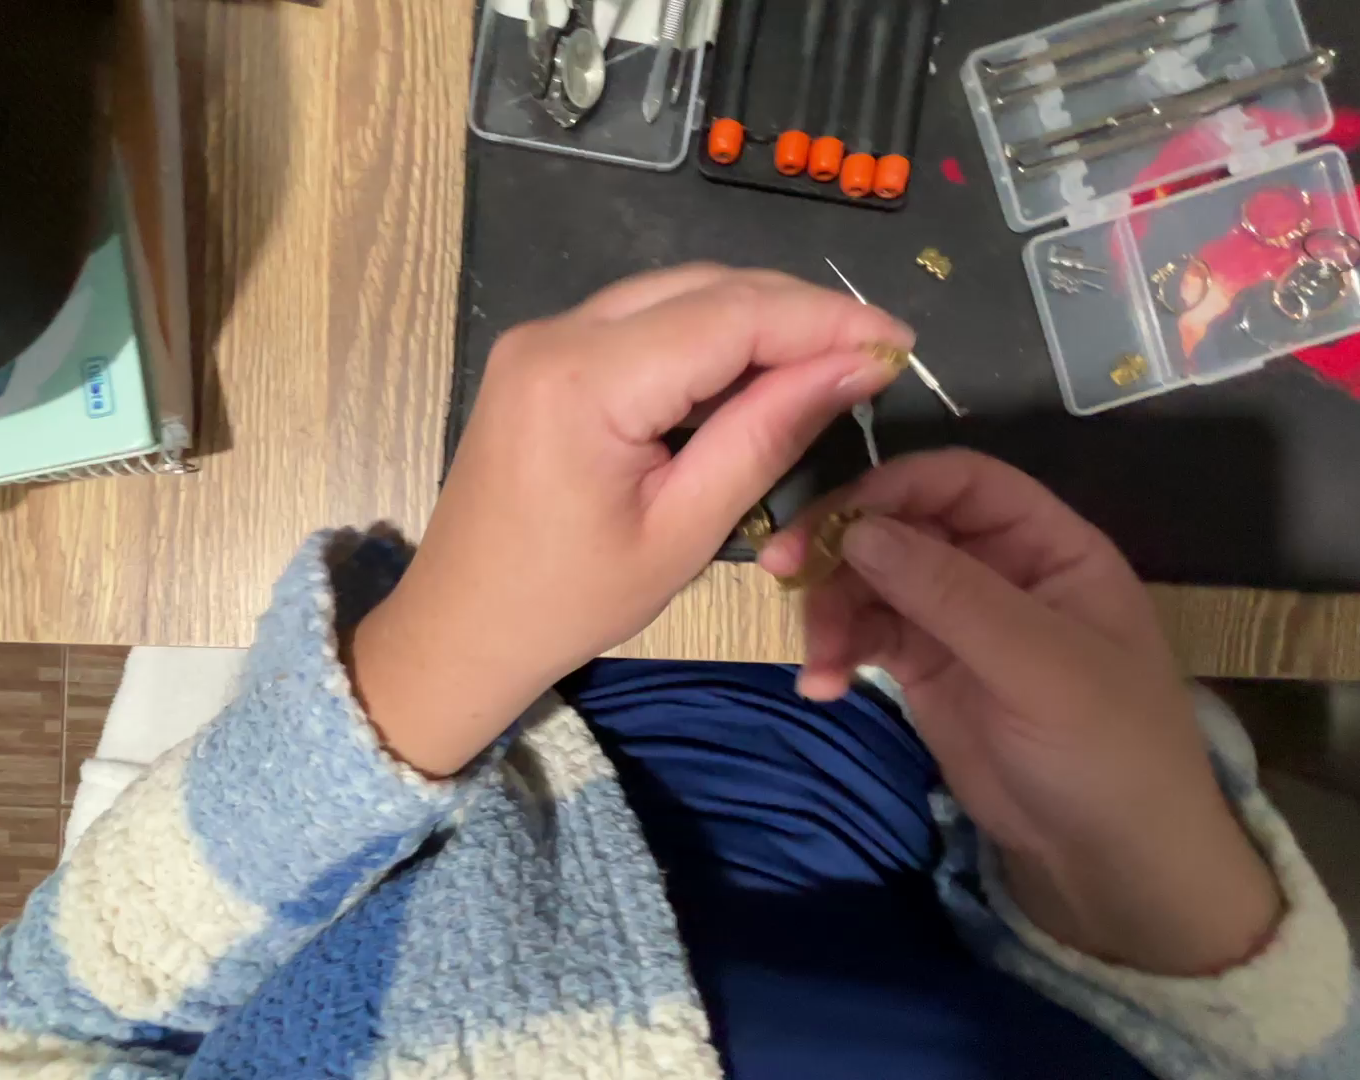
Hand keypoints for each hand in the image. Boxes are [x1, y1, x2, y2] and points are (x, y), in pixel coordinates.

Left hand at [351, 265, 911, 777]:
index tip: (897, 340)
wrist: (462, 623)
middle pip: (701, 289)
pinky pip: (635, 326)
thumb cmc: (569, 601)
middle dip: (792, 314)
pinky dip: (698, 343)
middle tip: (863, 356)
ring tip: (816, 367)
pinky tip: (741, 377)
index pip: (730, 315)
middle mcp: (553, 334)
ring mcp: (538, 340)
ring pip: (670, 298)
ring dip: (748, 324)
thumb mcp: (683, 530)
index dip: (824, 319)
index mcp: (583, 380)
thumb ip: (765, 435)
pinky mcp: (538, 359)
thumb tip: (853, 366)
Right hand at [763, 449, 1280, 975]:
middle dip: (837, 548)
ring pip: (867, 580)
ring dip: (829, 610)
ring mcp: (948, 615)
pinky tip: (821, 685)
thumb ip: (950, 594)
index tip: (833, 521)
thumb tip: (856, 532)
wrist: (1104, 858)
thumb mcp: (1039, 667)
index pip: (960, 483)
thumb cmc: (1106, 750)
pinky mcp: (915, 660)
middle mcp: (989, 567)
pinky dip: (834, 651)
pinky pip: (860, 632)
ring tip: (817, 660)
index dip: (894, 487)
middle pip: (897, 527)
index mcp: (1042, 545)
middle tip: (780, 570)